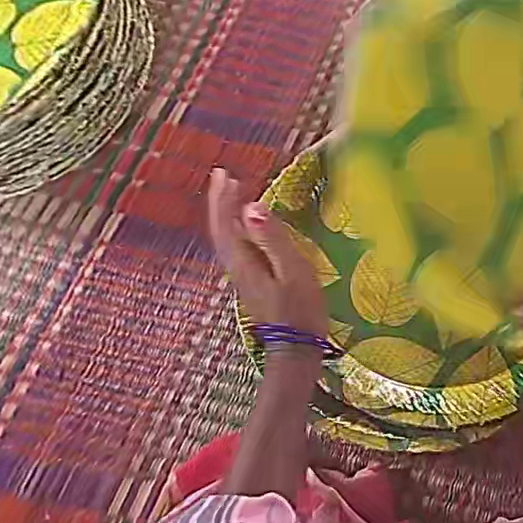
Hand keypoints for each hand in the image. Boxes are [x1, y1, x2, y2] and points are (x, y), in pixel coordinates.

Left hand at [207, 166, 328, 337]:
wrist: (296, 348)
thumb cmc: (300, 309)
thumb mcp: (292, 271)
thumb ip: (273, 239)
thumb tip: (252, 208)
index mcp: (244, 260)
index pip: (227, 222)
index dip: (225, 198)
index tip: (226, 174)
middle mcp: (237, 266)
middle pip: (222, 229)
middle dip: (221, 202)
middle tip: (223, 176)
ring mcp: (243, 276)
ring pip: (227, 238)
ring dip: (228, 214)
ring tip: (232, 194)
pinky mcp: (252, 282)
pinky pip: (238, 247)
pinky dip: (238, 229)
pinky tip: (247, 227)